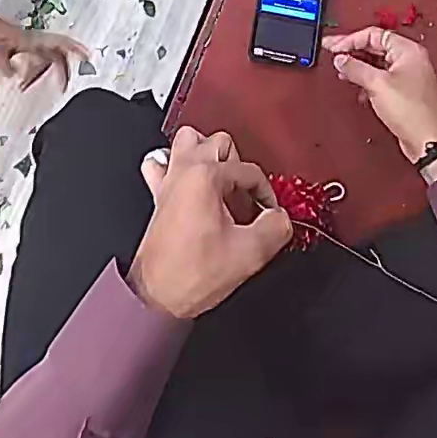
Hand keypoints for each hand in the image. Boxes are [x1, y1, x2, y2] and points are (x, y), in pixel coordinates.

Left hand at [0, 10, 89, 90]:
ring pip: (45, 57)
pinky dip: (35, 68)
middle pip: (56, 55)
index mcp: (30, 41)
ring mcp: (27, 42)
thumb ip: (6, 66)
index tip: (86, 58)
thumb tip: (16, 76)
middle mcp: (32, 41)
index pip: (58, 46)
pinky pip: (35, 57)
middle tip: (63, 85)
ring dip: (44, 71)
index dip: (75, 51)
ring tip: (31, 86)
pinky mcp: (19, 44)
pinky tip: (28, 75)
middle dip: (63, 69)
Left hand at [128, 126, 290, 318]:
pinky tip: (189, 183)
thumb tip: (280, 218)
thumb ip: (275, 227)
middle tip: (245, 194)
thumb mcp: (250, 253)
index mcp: (206, 176)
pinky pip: (161, 163)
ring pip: (188, 140)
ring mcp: (168, 179)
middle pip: (221, 142)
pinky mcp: (158, 194)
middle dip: (239, 166)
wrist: (156, 298)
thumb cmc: (192, 274)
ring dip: (207, 153)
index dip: (265, 194)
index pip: (249, 171)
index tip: (269, 214)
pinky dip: (175, 166)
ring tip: (220, 179)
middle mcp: (185, 170)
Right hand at [323, 27, 436, 178]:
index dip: (351, 40)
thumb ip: (356, 68)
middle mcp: (411, 60)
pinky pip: (383, 78)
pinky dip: (368, 81)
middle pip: (376, 47)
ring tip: (343, 71)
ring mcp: (409, 76)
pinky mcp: (406, 92)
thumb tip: (341, 59)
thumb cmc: (415, 112)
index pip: (374, 34)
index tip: (335, 47)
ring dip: (359, 67)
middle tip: (334, 54)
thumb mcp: (378, 84)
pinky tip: (359, 88)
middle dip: (353, 51)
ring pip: (378, 63)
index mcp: (408, 50)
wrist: (430, 141)